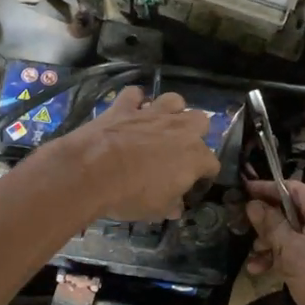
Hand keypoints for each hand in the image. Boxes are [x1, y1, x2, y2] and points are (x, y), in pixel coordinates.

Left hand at [48, 87, 220, 221]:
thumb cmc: (131, 195)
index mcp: (194, 156)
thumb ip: (171, 205)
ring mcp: (151, 113)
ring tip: (161, 124)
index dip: (205, 174)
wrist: (93, 171)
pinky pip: (134, 94)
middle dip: (195, 133)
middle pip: (201, 122)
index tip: (195, 182)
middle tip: (179, 149)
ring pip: (174, 100)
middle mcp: (180, 129)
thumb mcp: (156, 210)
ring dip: (171, 110)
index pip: (212, 163)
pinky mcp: (124, 106)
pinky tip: (130, 110)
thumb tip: (176, 207)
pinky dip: (134, 100)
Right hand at [246, 181, 304, 304]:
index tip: (241, 192)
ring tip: (253, 260)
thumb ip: (271, 225)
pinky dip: (287, 257)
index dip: (265, 189)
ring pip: (298, 233)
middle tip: (245, 230)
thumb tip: (254, 204)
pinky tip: (265, 271)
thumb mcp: (291, 252)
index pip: (292, 188)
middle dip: (268, 222)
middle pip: (294, 210)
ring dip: (273, 244)